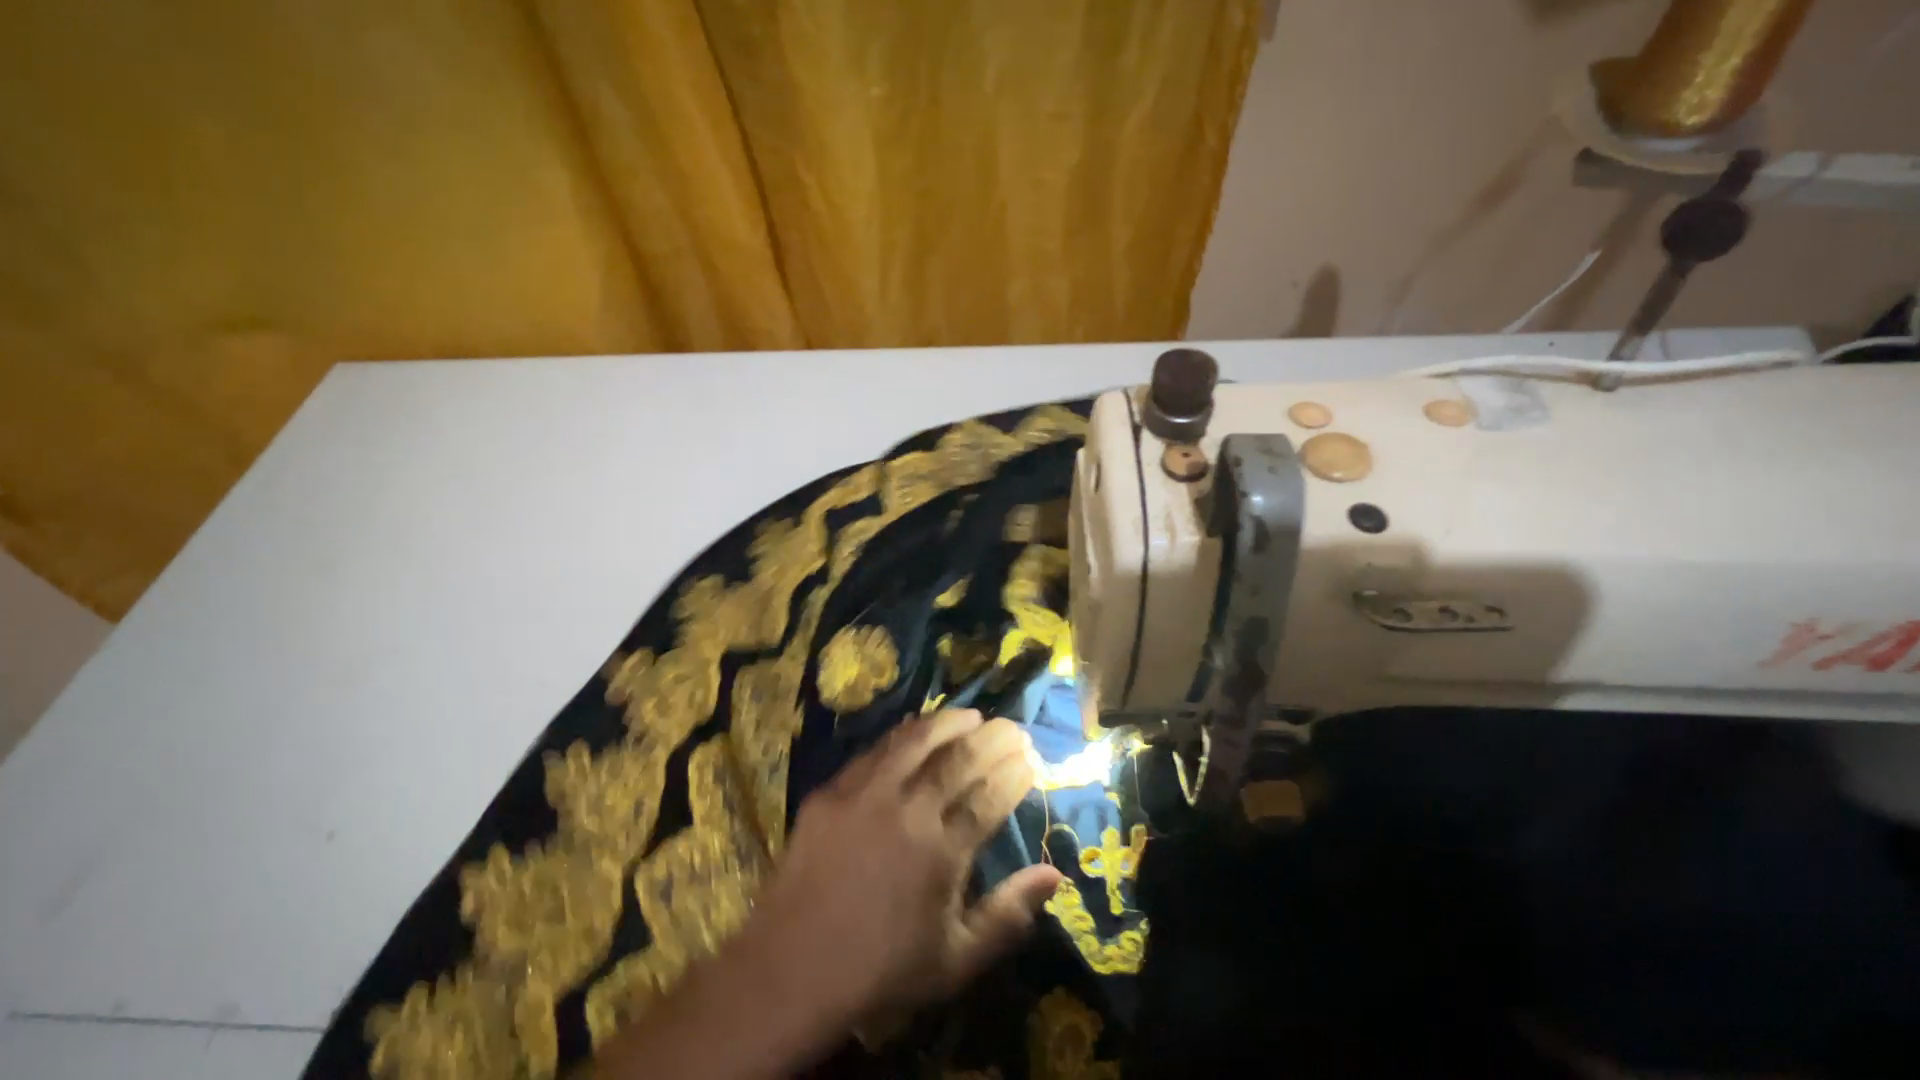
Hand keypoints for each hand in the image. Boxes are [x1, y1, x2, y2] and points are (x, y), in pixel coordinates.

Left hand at [744, 708, 1065, 1023]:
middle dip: (993, 739)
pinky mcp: (829, 794)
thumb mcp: (956, 960)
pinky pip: (874, 751)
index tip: (1031, 758)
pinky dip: (903, 735)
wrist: (789, 972)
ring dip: (949, 723)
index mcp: (941, 852)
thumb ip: (1008, 915)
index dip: (1014, 773)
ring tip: (972, 715)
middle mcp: (906, 811)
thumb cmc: (880, 972)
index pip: (988, 796)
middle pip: (958, 760)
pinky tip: (916, 731)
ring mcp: (863, 796)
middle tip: (1013, 729)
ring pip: (914, 741)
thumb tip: (1056, 874)